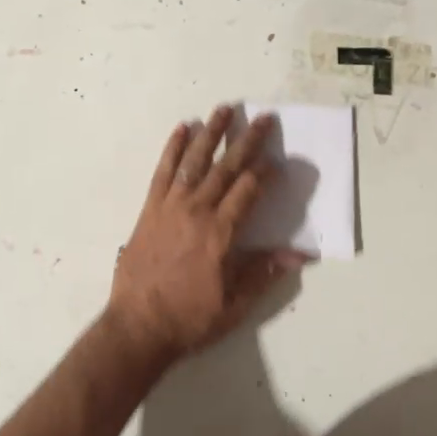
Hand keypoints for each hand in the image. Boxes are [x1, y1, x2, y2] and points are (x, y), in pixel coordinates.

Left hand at [106, 106, 302, 363]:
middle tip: (263, 118)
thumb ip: (263, 274)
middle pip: (226, 168)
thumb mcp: (234, 305)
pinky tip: (182, 129)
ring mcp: (170, 207)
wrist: (137, 326)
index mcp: (220, 233)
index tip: (278, 160)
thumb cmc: (189, 319)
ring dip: (211, 133)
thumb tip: (299, 255)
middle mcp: (197, 211)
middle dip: (247, 142)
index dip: (265, 174)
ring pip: (195, 161)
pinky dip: (173, 148)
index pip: (248, 192)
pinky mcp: (150, 209)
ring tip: (224, 109)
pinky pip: (163, 172)